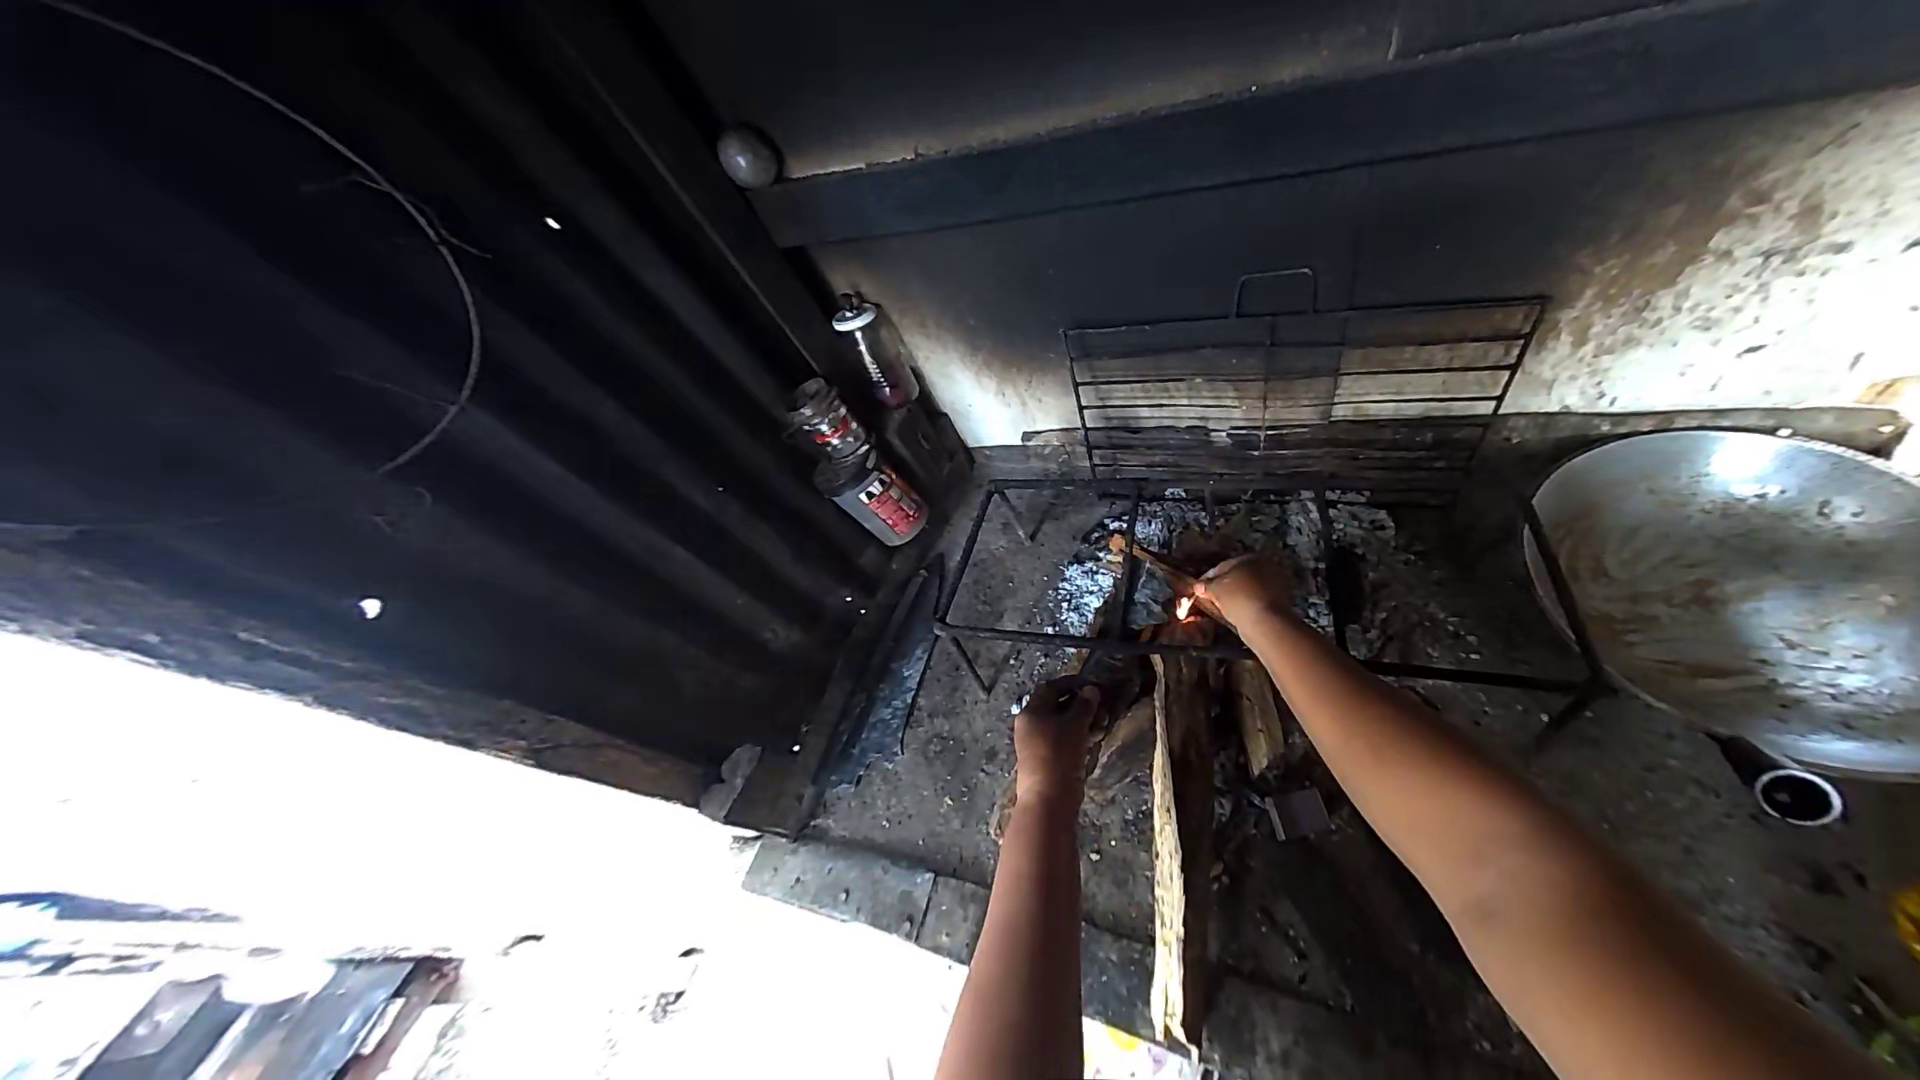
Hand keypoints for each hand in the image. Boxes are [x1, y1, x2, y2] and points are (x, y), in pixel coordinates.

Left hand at [1013, 676, 1098, 802]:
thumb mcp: (1075, 726)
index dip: (1071, 683)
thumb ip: (1084, 706)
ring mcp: (1035, 742)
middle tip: (1099, 705)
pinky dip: (1076, 736)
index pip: (1050, 687)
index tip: (1092, 684)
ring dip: (1080, 721)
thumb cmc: (1059, 755)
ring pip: (1059, 724)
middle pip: (1054, 706)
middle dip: (1078, 704)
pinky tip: (1093, 739)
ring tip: (1101, 723)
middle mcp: (1030, 724)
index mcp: (1031, 711)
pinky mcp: (1044, 758)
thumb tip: (1091, 689)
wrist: (1048, 798)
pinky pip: (1061, 740)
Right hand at [1192, 553, 1293, 629]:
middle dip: (1224, 586)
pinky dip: (1247, 604)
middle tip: (1210, 598)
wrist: (1266, 622)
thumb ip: (1205, 585)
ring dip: (1236, 595)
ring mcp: (1276, 583)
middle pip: (1237, 576)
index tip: (1198, 589)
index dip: (1207, 578)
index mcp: (1249, 558)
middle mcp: (1265, 566)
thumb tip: (1198, 585)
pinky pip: (1256, 599)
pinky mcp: (1281, 600)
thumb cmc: (1238, 598)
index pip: (1222, 567)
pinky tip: (1237, 612)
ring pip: (1247, 588)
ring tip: (1222, 607)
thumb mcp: (1215, 590)